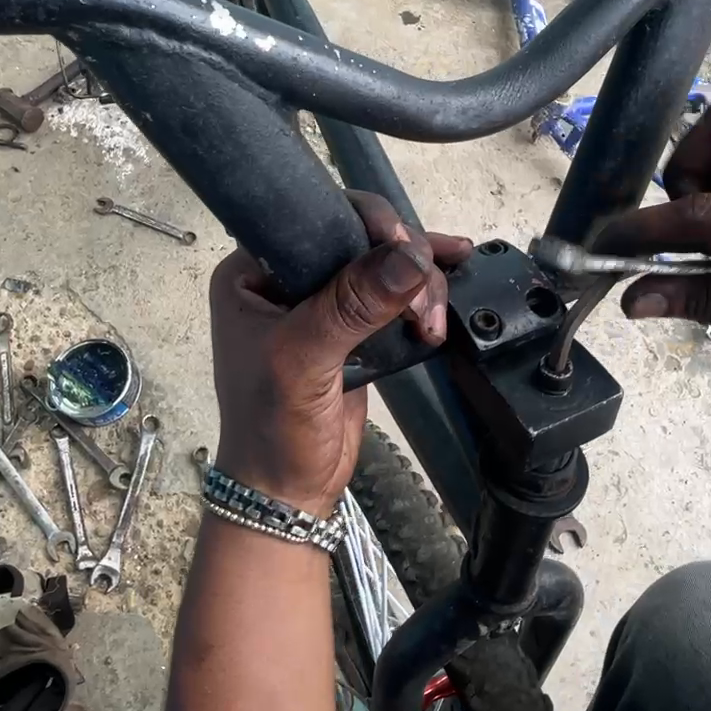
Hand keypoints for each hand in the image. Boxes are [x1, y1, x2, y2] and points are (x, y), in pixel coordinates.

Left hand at [208, 192, 473, 513]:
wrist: (289, 491)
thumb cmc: (273, 427)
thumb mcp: (303, 361)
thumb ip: (352, 306)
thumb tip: (412, 258)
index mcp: (255, 271)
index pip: (315, 219)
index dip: (366, 222)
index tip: (405, 244)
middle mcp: (289, 277)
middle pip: (360, 238)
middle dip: (403, 261)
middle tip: (424, 300)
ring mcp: (325, 302)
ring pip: (386, 265)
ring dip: (420, 284)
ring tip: (431, 322)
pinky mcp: (356, 328)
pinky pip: (395, 295)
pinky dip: (424, 293)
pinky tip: (455, 279)